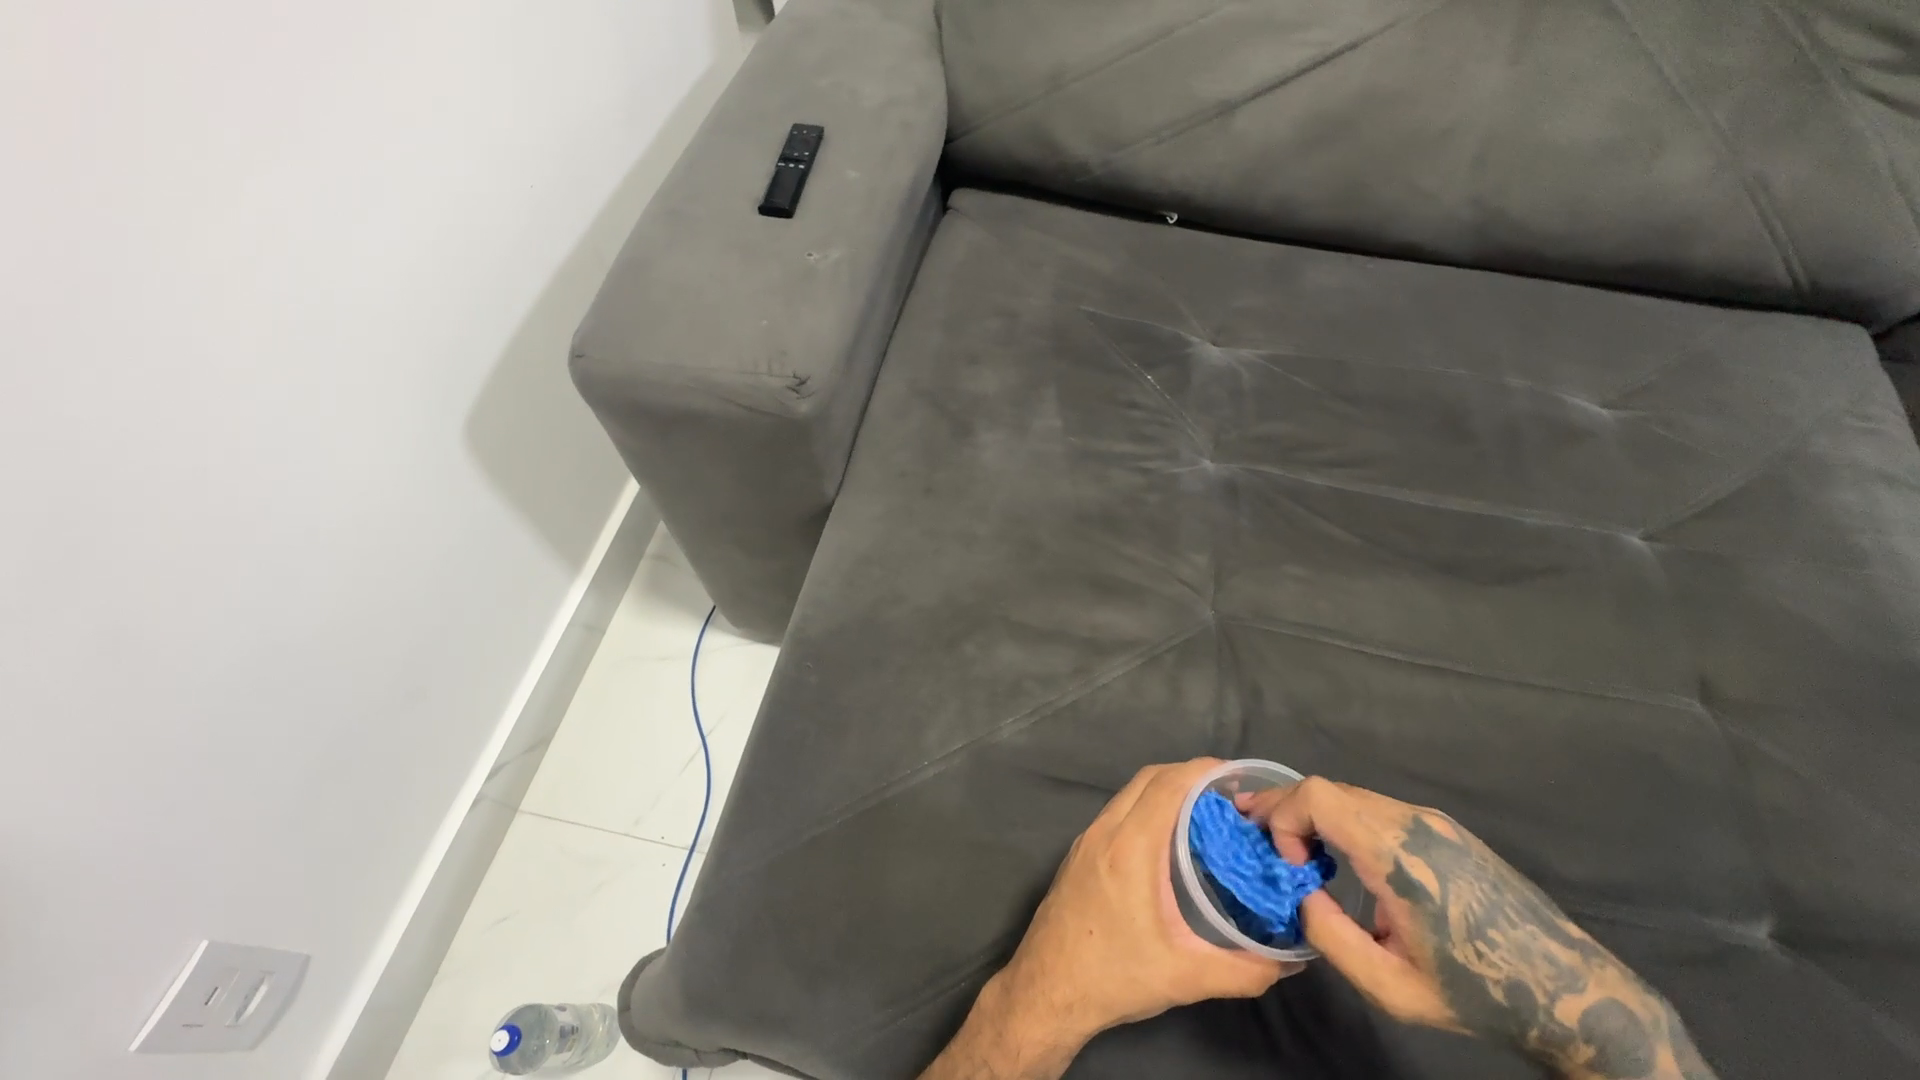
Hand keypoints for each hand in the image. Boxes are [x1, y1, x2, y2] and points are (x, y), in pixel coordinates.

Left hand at [919, 759, 1298, 1079]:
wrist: (1046, 992)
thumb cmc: (1113, 977)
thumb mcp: (1186, 978)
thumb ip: (1244, 971)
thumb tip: (1291, 962)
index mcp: (1130, 848)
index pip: (1168, 785)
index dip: (1203, 771)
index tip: (1237, 776)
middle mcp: (1104, 833)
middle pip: (1147, 779)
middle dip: (1188, 775)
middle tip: (1227, 793)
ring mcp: (1086, 841)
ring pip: (1128, 795)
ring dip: (1163, 791)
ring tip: (1203, 812)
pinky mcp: (1077, 855)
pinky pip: (1115, 813)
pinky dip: (1144, 808)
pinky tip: (1166, 839)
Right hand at [1244, 778, 1716, 1079]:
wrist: (1566, 992)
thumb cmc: (1474, 993)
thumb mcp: (1389, 987)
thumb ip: (1330, 936)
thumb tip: (1299, 893)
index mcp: (1399, 856)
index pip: (1318, 797)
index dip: (1284, 819)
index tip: (1289, 865)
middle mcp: (1413, 822)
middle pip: (1327, 788)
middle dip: (1284, 808)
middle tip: (1250, 830)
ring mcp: (1432, 821)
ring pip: (1349, 795)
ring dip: (1311, 815)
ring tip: (1286, 845)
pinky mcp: (1443, 829)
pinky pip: (1374, 808)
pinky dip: (1340, 821)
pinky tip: (1332, 851)